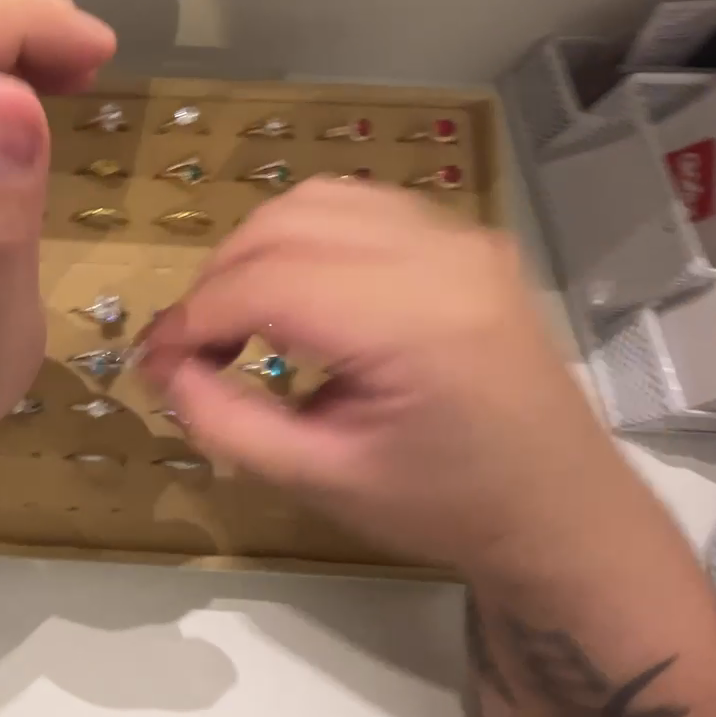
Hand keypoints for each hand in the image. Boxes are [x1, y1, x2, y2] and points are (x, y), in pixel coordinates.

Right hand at [136, 179, 658, 579]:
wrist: (563, 514)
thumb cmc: (442, 507)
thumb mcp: (315, 477)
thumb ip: (221, 419)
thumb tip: (159, 366)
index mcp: (413, 322)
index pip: (264, 285)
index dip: (191, 319)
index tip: (152, 361)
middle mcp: (440, 256)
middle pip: (278, 228)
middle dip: (213, 284)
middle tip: (193, 348)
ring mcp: (457, 236)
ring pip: (309, 203)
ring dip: (250, 254)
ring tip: (236, 317)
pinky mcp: (460, 237)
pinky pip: (350, 205)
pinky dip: (296, 238)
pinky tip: (291, 291)